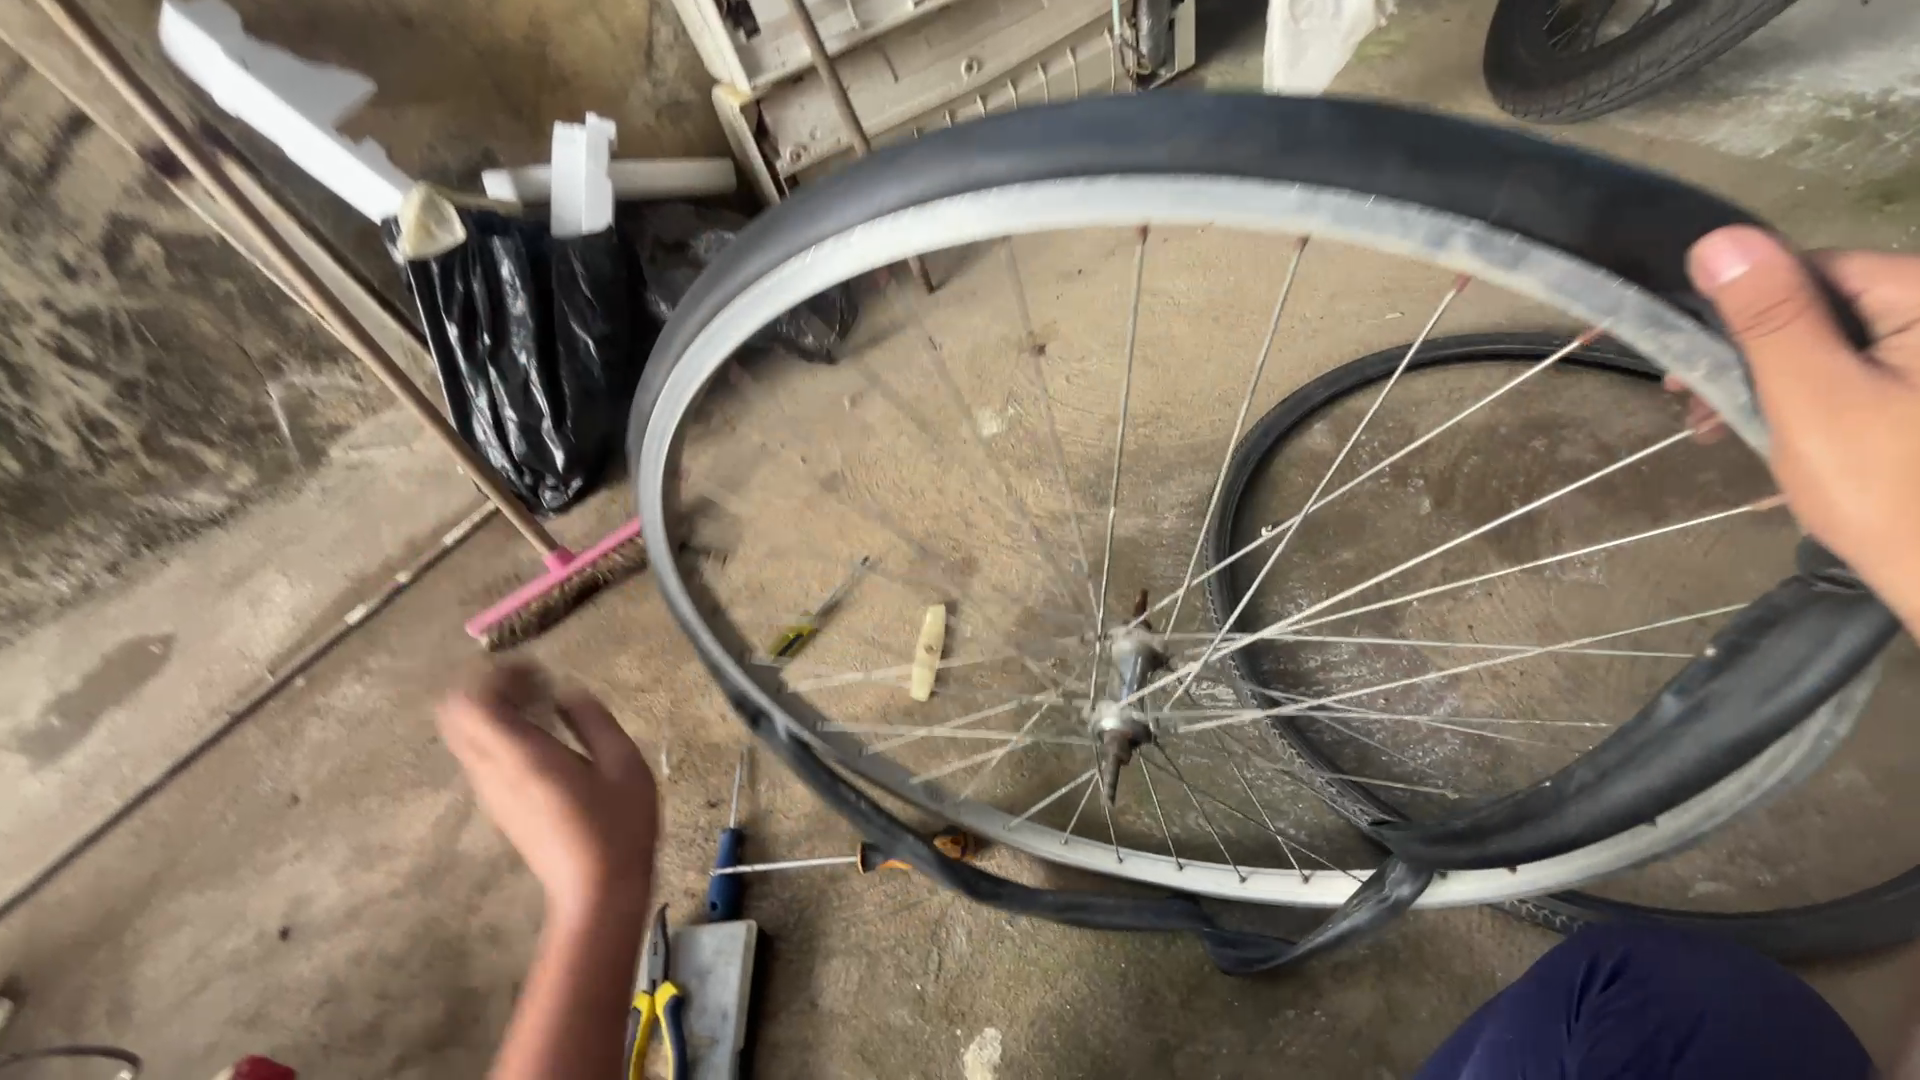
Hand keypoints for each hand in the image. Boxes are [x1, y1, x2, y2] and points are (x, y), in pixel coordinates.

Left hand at [438, 663, 658, 922]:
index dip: (497, 674)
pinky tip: (546, 737)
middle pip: (456, 715)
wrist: (597, 892)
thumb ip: (592, 720)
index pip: (472, 702)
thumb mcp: (624, 763)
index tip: (537, 670)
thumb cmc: (619, 826)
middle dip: (489, 687)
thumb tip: (566, 693)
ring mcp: (491, 792)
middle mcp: (493, 772)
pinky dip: (502, 732)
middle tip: (536, 683)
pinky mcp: (500, 806)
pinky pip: (482, 754)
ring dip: (496, 709)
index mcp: (522, 757)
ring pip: (466, 735)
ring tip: (545, 706)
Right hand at [1687, 225, 1919, 629]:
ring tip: (1714, 427)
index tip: (1672, 355)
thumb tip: (1720, 240)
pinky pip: (1856, 371)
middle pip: (1820, 305)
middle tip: (1686, 402)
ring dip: (1764, 379)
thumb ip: (1768, 316)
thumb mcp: (1810, 395)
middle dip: (1744, 351)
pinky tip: (1769, 430)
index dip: (1729, 306)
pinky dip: (1803, 396)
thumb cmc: (1883, 485)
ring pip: (1832, 341)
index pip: (1809, 270)